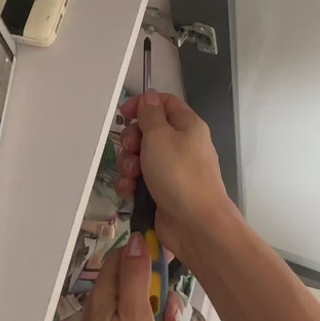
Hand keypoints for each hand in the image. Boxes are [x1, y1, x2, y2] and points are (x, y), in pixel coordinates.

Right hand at [113, 91, 236, 265]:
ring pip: (140, 157)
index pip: (164, 103)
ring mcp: (171, 169)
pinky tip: (130, 191)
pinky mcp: (162, 191)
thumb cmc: (179, 174)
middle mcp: (181, 145)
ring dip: (128, 165)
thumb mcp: (160, 136)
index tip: (124, 114)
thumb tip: (150, 96)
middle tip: (131, 150)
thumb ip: (150, 114)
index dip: (143, 104)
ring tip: (132, 176)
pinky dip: (132, 184)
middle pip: (148, 131)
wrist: (195, 224)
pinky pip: (140, 180)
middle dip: (132, 140)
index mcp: (187, 125)